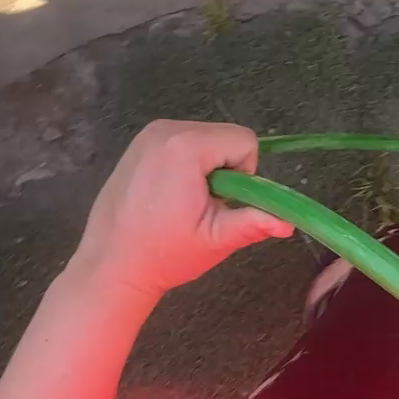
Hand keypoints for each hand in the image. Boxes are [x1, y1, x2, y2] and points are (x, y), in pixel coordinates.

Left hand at [68, 120, 292, 304]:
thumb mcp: (216, 240)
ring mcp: (148, 134)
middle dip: (225, 168)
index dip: (243, 174)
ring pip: (207, 137)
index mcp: (186, 147)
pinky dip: (189, 162)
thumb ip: (255, 223)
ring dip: (208, 166)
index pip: (244, 141)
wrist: (108, 268)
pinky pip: (185, 140)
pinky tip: (169, 193)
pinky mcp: (140, 142)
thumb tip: (289, 223)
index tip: (220, 202)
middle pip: (226, 136)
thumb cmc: (164, 254)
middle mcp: (165, 130)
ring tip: (185, 201)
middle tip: (202, 205)